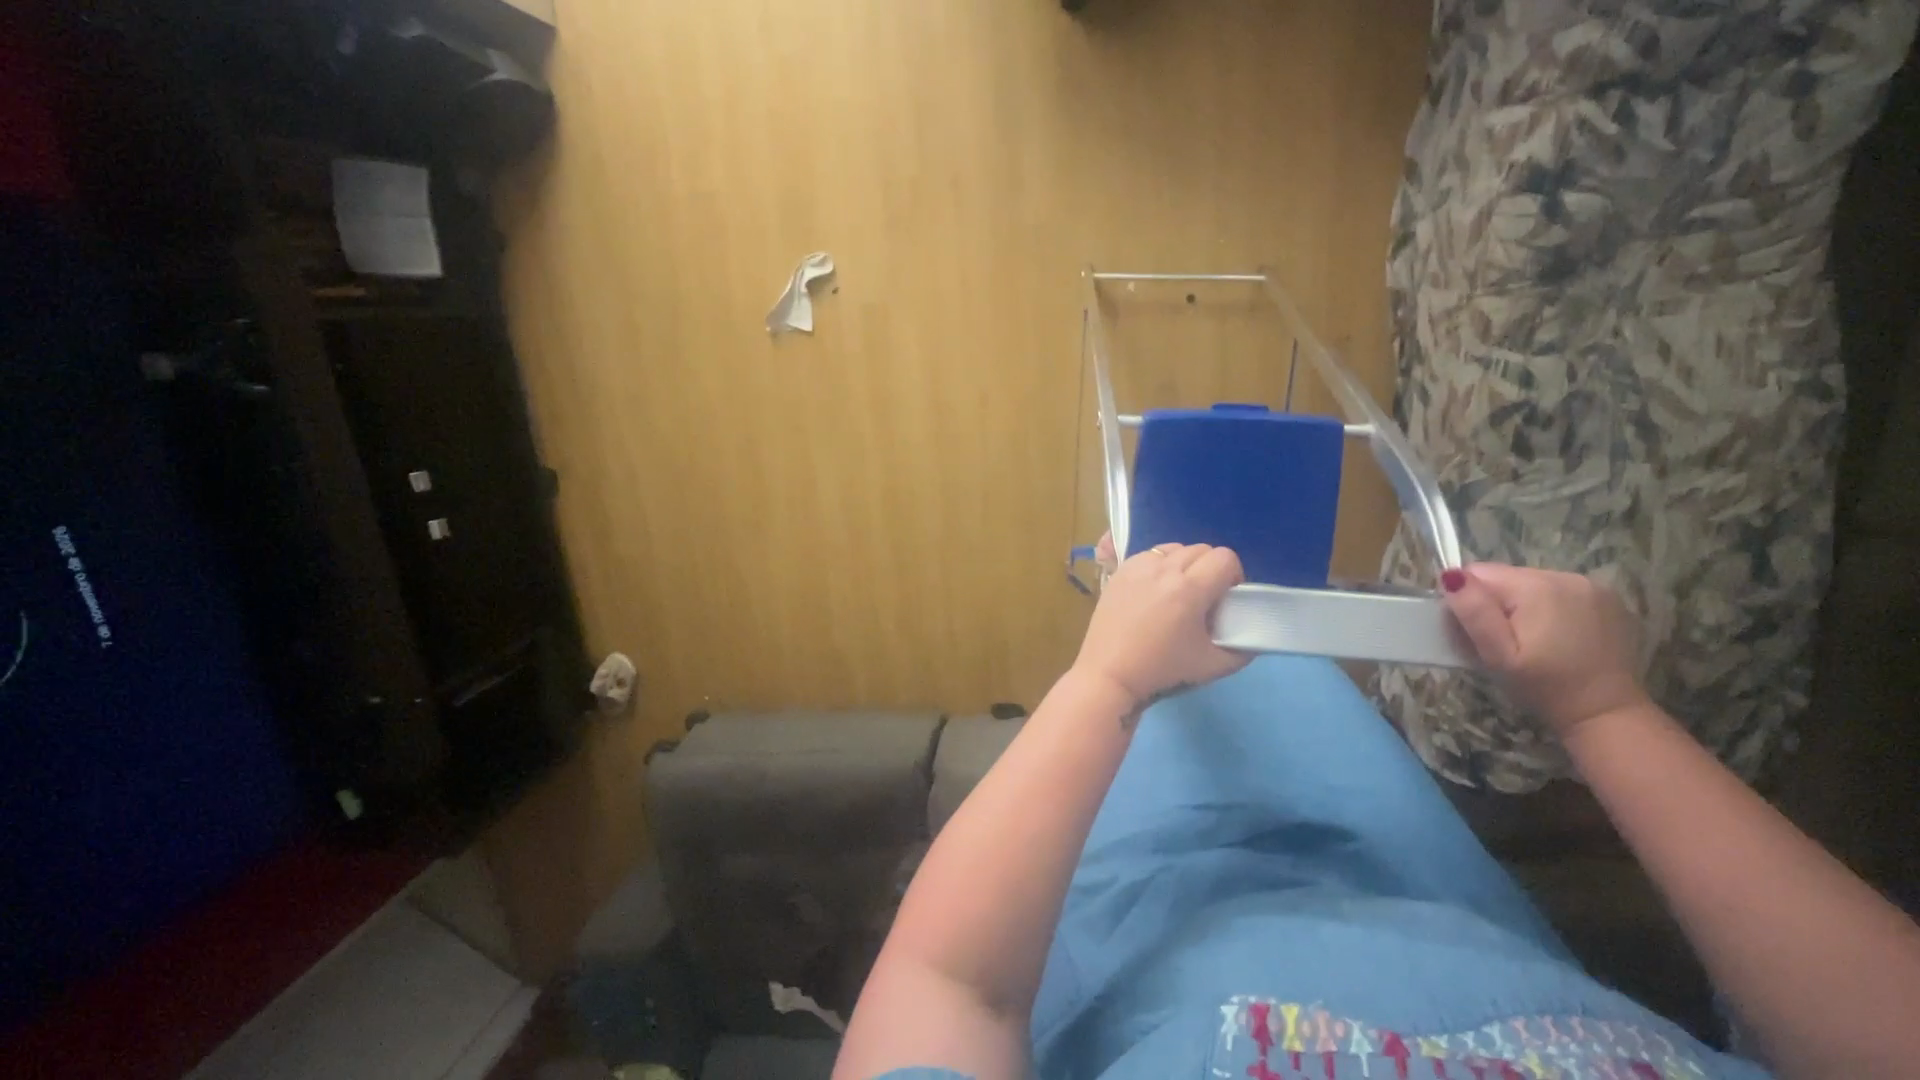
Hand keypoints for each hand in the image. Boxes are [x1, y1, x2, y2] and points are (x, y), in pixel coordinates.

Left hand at [1072, 539, 1248, 712]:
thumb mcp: (1213, 665)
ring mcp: (1138, 566)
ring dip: (1185, 563)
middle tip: (1205, 598)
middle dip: (1211, 569)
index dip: (1233, 576)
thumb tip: (1255, 635)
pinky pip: (1150, 554)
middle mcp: (1164, 569)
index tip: (1226, 598)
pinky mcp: (1120, 571)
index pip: (1225, 558)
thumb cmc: (1162, 670)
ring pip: (1175, 548)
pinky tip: (1155, 589)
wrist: (1109, 674)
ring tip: (1179, 591)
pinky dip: (1160, 565)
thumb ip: (1243, 649)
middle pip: (1202, 549)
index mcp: (1190, 589)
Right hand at [1441, 563, 1650, 736]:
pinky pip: (1561, 591)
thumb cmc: (1544, 687)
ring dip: (1524, 605)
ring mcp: (1592, 585)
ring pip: (1533, 582)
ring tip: (1534, 640)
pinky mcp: (1609, 598)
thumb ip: (1474, 614)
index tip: (1479, 632)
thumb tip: (1450, 575)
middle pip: (1507, 576)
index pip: (1478, 573)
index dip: (1469, 601)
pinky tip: (1559, 635)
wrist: (1607, 713)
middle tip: (1505, 641)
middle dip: (1497, 603)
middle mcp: (1564, 575)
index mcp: (1534, 587)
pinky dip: (1552, 608)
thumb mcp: (1499, 657)